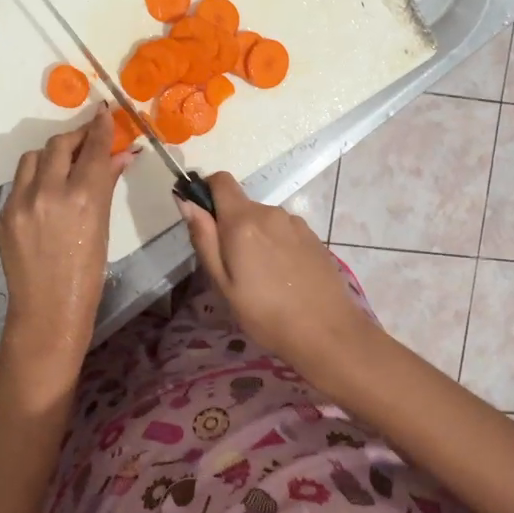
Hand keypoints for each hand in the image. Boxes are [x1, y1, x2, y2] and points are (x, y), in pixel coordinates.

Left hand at [0, 106, 130, 360]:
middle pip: (59, 144)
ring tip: (64, 165)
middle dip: (75, 137)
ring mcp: (21, 203)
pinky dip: (35, 180)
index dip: (100, 127)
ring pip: (33, 158)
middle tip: (87, 140)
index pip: (93, 148)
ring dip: (51, 155)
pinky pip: (20, 183)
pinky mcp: (4, 215)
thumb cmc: (87, 274)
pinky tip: (46, 194)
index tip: (104, 112)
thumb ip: (106, 185)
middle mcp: (49, 192)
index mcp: (82, 198)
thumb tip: (120, 155)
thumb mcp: (103, 227)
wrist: (48, 310)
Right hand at [175, 172, 383, 377]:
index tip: (204, 220)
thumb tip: (186, 201)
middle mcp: (270, 212)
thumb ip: (204, 238)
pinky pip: (283, 231)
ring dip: (256, 237)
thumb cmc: (265, 313)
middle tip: (233, 268)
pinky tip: (284, 277)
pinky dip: (276, 245)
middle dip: (231, 226)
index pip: (220, 180)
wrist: (327, 331)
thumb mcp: (223, 283)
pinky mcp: (313, 237)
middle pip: (242, 205)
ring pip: (264, 220)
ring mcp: (295, 223)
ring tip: (262, 277)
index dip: (207, 192)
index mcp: (243, 221)